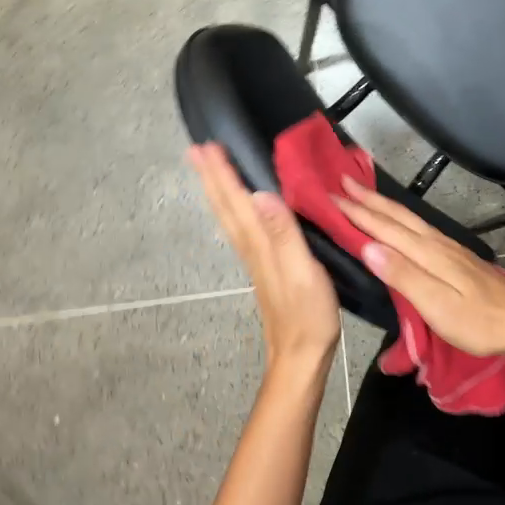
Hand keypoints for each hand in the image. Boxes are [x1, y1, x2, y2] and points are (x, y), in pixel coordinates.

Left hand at [188, 142, 340, 374]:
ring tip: (210, 170)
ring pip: (231, 217)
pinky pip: (242, 228)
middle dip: (212, 177)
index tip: (207, 146)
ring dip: (219, 191)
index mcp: (259, 243)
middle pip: (226, 207)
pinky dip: (234, 209)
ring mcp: (256, 259)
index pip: (236, 200)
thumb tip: (260, 194)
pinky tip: (241, 208)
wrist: (301, 358)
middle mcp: (251, 247)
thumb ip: (283, 233)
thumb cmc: (307, 315)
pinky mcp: (265, 267)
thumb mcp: (302, 271)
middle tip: (196, 150)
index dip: (222, 173)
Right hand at [334, 178, 504, 359]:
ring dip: (382, 205)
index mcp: (427, 253)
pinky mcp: (453, 255)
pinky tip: (397, 222)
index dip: (357, 212)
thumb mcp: (437, 305)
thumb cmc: (477, 321)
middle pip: (396, 216)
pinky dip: (399, 218)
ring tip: (363, 194)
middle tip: (341, 182)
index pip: (384, 228)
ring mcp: (446, 246)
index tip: (330, 196)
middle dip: (367, 199)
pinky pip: (417, 227)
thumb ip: (403, 275)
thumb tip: (368, 248)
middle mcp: (435, 242)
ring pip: (407, 218)